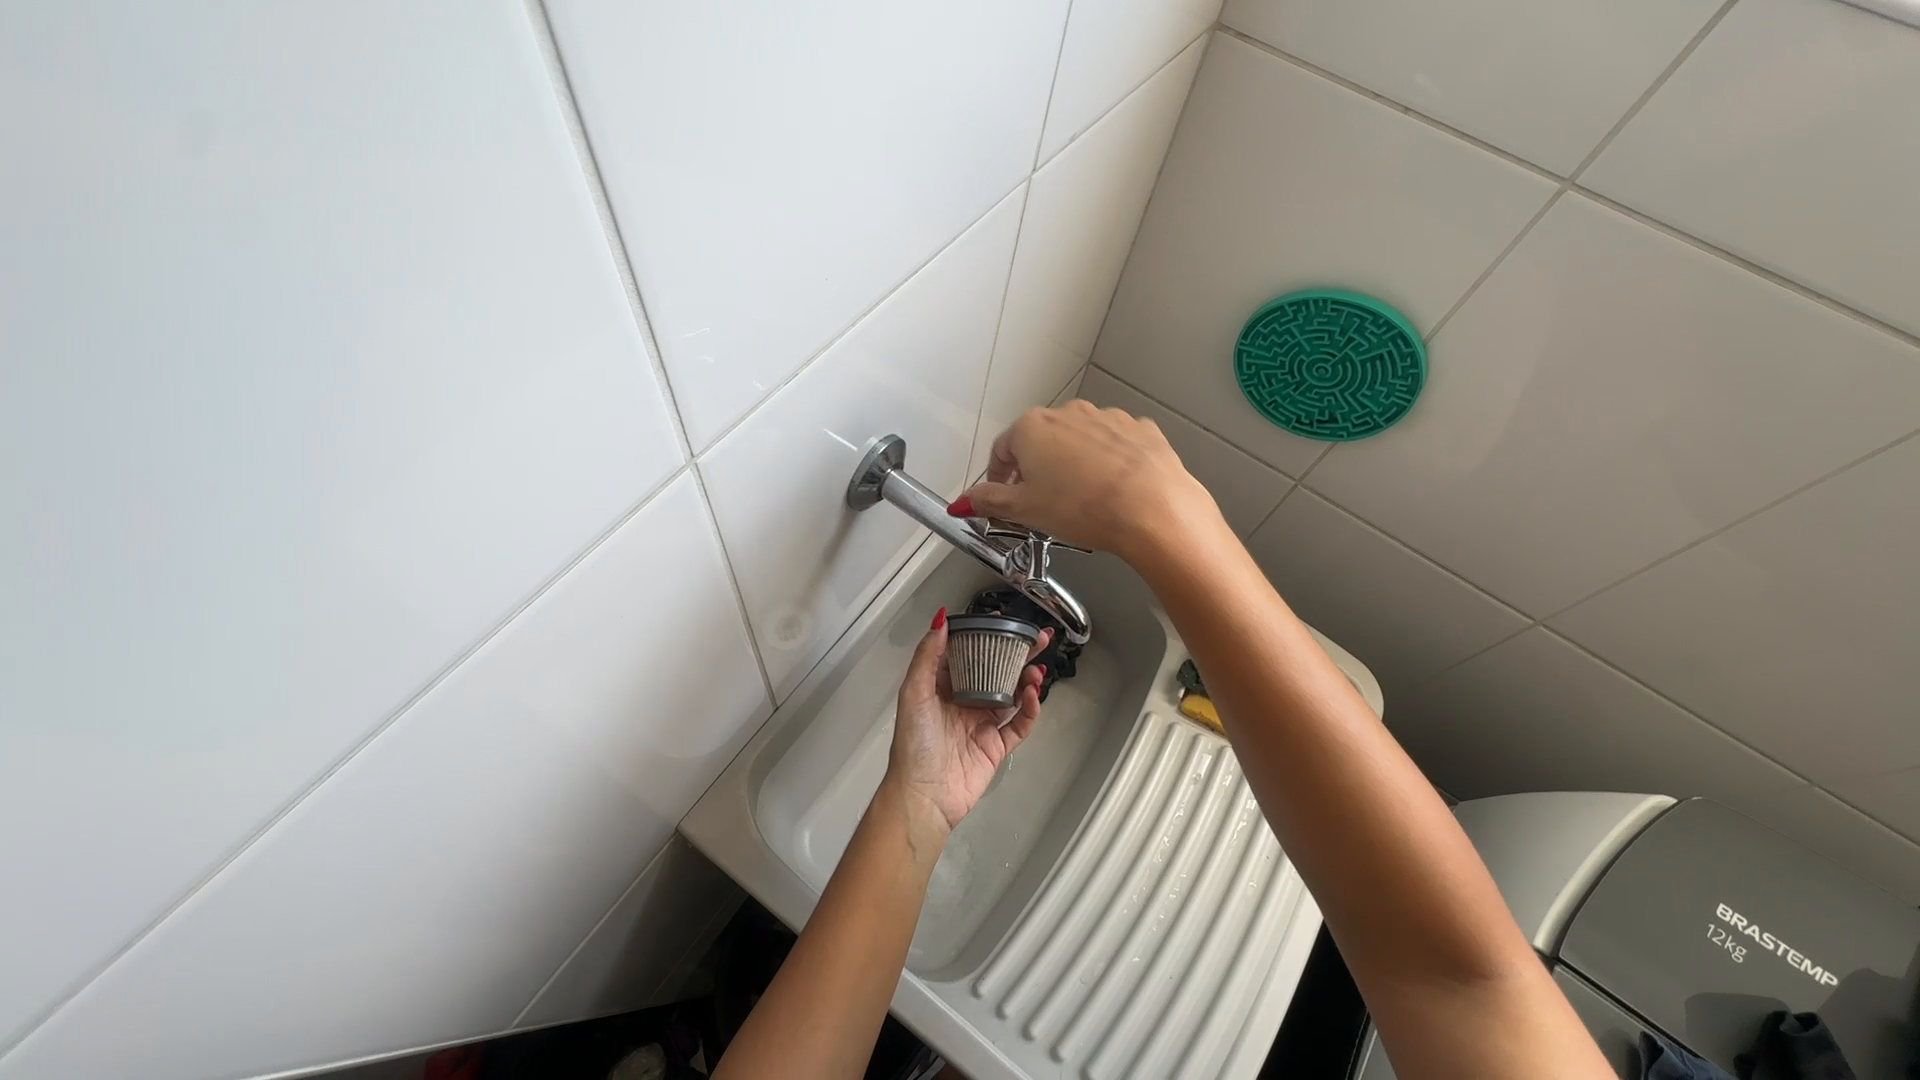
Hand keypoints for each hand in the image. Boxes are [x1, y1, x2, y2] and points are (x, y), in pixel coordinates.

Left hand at [884, 608, 1049, 834]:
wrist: (923, 796)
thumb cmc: (913, 745)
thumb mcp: (913, 692)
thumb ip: (927, 655)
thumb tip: (940, 620)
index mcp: (941, 686)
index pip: (967, 653)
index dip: (984, 635)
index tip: (1002, 620)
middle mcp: (963, 701)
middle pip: (996, 670)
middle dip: (1017, 653)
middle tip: (1039, 638)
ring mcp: (981, 723)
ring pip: (1012, 695)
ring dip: (1026, 680)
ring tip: (1037, 668)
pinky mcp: (996, 746)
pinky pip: (1020, 724)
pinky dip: (1030, 709)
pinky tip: (1033, 695)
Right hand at [952, 400, 1221, 561]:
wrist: (1151, 509)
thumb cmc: (1088, 506)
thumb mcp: (1024, 511)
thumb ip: (988, 501)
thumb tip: (964, 503)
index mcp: (1032, 428)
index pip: (1001, 450)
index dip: (999, 477)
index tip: (1003, 496)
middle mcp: (1069, 414)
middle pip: (1040, 441)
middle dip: (1037, 470)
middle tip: (1041, 504)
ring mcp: (1107, 419)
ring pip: (1079, 442)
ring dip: (1074, 465)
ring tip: (1080, 502)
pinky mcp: (1138, 431)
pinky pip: (1115, 446)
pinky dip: (1109, 464)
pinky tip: (1112, 491)